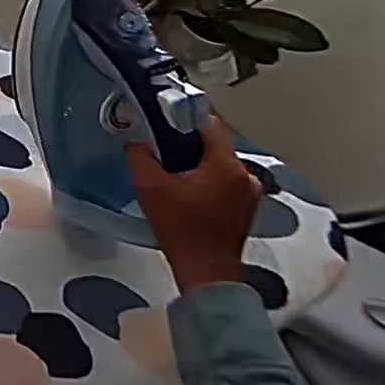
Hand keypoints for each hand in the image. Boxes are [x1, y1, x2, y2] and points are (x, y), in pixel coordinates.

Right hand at [126, 115, 261, 294]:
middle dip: (187, 141)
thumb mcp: (149, 186)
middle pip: (213, 142)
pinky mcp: (245, 206)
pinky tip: (186, 188)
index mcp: (226, 167)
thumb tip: (137, 142)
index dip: (184, 116)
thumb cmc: (182, 230)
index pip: (209, 123)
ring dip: (197, 161)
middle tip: (162, 146)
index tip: (165, 115)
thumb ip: (139, 155)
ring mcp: (248, 193)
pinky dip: (206, 177)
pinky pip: (224, 178)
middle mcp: (244, 176)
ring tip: (172, 171)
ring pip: (218, 161)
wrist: (205, 269)